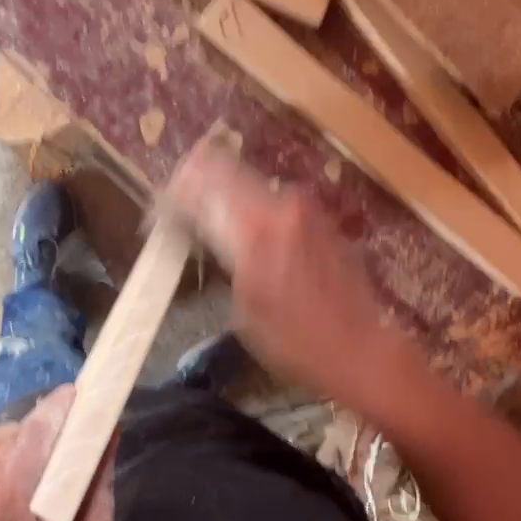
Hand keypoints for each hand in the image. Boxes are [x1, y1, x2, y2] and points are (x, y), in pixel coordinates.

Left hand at [0, 386, 114, 520]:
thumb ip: (99, 496)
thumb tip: (107, 436)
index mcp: (3, 505)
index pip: (39, 428)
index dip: (66, 407)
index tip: (87, 397)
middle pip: (12, 433)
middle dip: (42, 436)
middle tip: (64, 460)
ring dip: (13, 455)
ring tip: (29, 492)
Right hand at [166, 138, 411, 404]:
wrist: (363, 349)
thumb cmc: (296, 342)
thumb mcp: (243, 307)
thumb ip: (222, 256)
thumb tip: (203, 231)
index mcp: (254, 226)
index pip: (198, 184)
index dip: (171, 196)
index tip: (156, 215)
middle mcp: (281, 204)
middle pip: (224, 171)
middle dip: (195, 186)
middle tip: (176, 212)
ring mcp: (306, 209)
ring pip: (250, 185)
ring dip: (224, 198)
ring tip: (208, 227)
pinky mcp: (323, 220)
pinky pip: (274, 204)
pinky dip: (252, 212)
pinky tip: (247, 240)